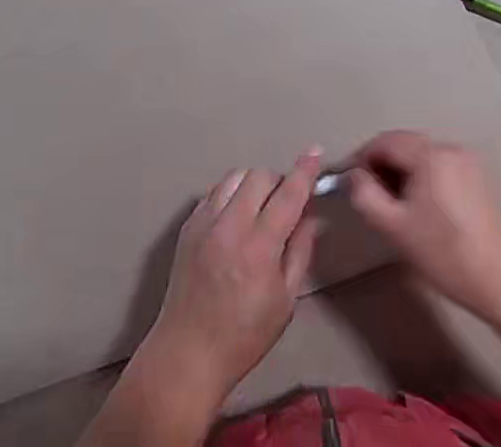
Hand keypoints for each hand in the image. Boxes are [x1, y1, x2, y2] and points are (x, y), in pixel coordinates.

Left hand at [133, 150, 324, 406]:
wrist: (189, 348)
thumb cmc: (245, 334)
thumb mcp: (285, 300)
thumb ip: (299, 251)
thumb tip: (310, 216)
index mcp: (259, 247)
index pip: (287, 195)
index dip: (304, 171)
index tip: (314, 151)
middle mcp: (229, 225)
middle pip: (258, 176)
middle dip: (278, 181)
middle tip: (287, 204)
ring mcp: (203, 221)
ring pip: (233, 177)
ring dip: (252, 184)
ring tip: (260, 209)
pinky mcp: (187, 225)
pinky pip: (213, 193)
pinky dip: (230, 196)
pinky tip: (236, 219)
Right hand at [345, 131, 500, 315]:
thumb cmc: (447, 254)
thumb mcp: (393, 227)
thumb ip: (364, 194)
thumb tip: (353, 176)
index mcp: (430, 155)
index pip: (383, 141)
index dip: (360, 159)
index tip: (350, 184)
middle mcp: (450, 149)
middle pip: (402, 145)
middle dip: (380, 166)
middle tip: (370, 197)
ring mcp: (469, 164)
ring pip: (420, 156)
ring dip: (400, 173)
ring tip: (393, 206)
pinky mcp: (479, 180)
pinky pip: (438, 167)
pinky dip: (420, 179)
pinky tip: (419, 210)